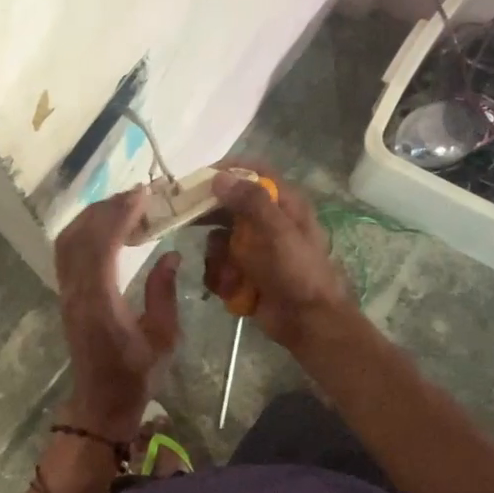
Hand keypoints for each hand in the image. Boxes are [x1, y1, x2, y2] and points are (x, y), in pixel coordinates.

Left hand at [53, 188, 181, 436]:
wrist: (101, 400)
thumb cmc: (137, 374)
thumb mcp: (163, 337)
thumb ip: (164, 293)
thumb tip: (171, 255)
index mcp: (100, 303)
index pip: (101, 246)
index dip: (119, 216)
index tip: (142, 195)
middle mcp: (75, 292)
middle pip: (80, 237)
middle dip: (107, 209)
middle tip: (138, 194)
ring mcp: (65, 292)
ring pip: (67, 241)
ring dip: (92, 216)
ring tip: (123, 205)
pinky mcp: (64, 294)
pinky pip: (66, 252)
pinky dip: (83, 230)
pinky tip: (105, 225)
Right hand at [202, 162, 349, 348]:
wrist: (307, 322)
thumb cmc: (296, 271)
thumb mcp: (276, 232)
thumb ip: (250, 201)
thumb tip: (218, 177)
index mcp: (283, 204)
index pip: (252, 172)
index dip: (226, 170)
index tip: (198, 178)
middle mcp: (266, 221)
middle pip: (227, 206)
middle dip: (208, 219)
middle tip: (187, 220)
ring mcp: (254, 248)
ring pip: (217, 239)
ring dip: (218, 258)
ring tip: (232, 274)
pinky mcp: (243, 271)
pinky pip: (218, 265)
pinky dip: (221, 277)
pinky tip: (232, 288)